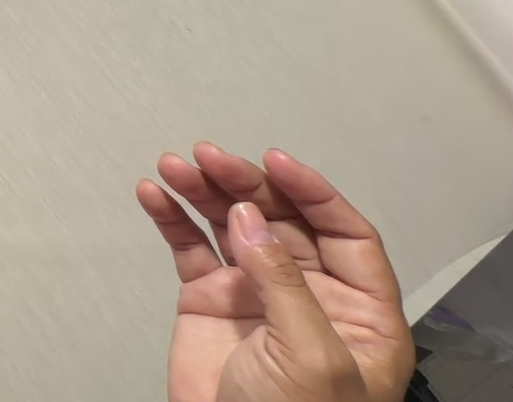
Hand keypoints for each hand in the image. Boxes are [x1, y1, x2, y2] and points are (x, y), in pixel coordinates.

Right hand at [136, 144, 413, 401]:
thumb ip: (283, 282)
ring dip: (200, 190)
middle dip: (242, 183)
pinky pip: (187, 244)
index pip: (344, 235)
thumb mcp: (311, 355)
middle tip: (207, 158)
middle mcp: (307, 293)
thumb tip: (248, 216)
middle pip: (277, 219)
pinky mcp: (207, 295)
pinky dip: (168, 216)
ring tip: (172, 166)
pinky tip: (153, 194)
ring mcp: (252, 291)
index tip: (273, 161)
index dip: (313, 193)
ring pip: (228, 223)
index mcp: (359, 313)